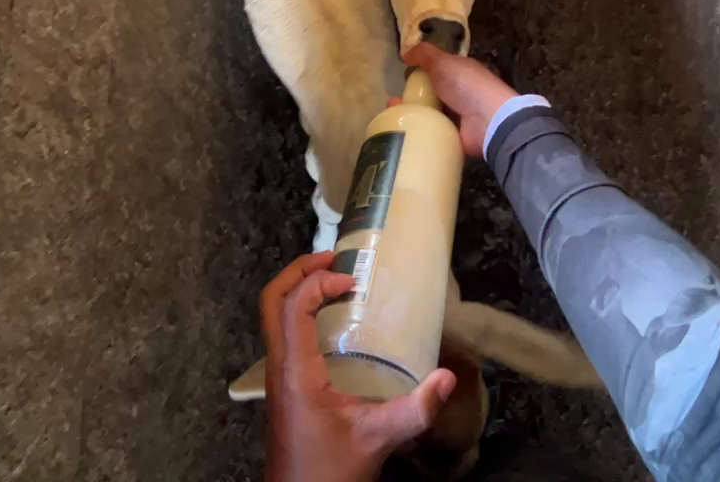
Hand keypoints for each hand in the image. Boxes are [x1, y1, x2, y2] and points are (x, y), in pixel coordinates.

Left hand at [262, 252, 455, 481]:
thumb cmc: (330, 473)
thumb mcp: (378, 439)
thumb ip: (415, 410)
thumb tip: (448, 378)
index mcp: (295, 370)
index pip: (293, 305)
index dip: (318, 282)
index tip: (351, 282)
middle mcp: (279, 365)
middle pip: (272, 299)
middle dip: (299, 270)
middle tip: (333, 259)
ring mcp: (277, 374)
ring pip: (272, 314)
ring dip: (296, 288)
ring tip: (331, 279)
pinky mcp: (282, 384)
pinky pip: (282, 331)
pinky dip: (299, 309)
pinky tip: (329, 319)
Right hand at [400, 44, 520, 157]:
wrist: (487, 120)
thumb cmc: (465, 84)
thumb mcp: (442, 61)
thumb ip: (423, 54)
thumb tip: (404, 51)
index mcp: (461, 73)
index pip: (439, 70)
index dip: (422, 72)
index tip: (403, 78)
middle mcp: (462, 94)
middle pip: (433, 93)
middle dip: (413, 96)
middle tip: (393, 101)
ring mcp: (460, 117)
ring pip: (431, 114)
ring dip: (414, 115)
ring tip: (395, 117)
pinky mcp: (456, 137)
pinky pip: (434, 133)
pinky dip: (421, 132)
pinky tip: (405, 132)